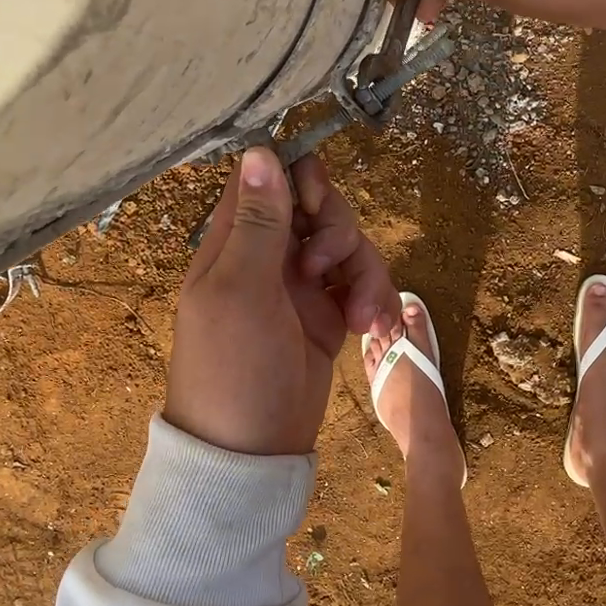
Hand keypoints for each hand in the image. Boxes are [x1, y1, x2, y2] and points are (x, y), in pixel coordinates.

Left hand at [163, 148, 395, 455]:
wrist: (250, 456)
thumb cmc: (232, 367)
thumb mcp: (241, 291)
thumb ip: (258, 223)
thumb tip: (259, 150)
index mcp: (235, 242)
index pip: (265, 180)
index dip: (295, 175)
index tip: (315, 198)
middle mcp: (269, 255)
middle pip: (316, 208)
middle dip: (336, 229)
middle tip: (328, 265)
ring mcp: (302, 286)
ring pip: (345, 245)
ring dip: (362, 270)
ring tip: (361, 316)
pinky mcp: (329, 315)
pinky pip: (360, 283)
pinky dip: (373, 297)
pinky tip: (373, 327)